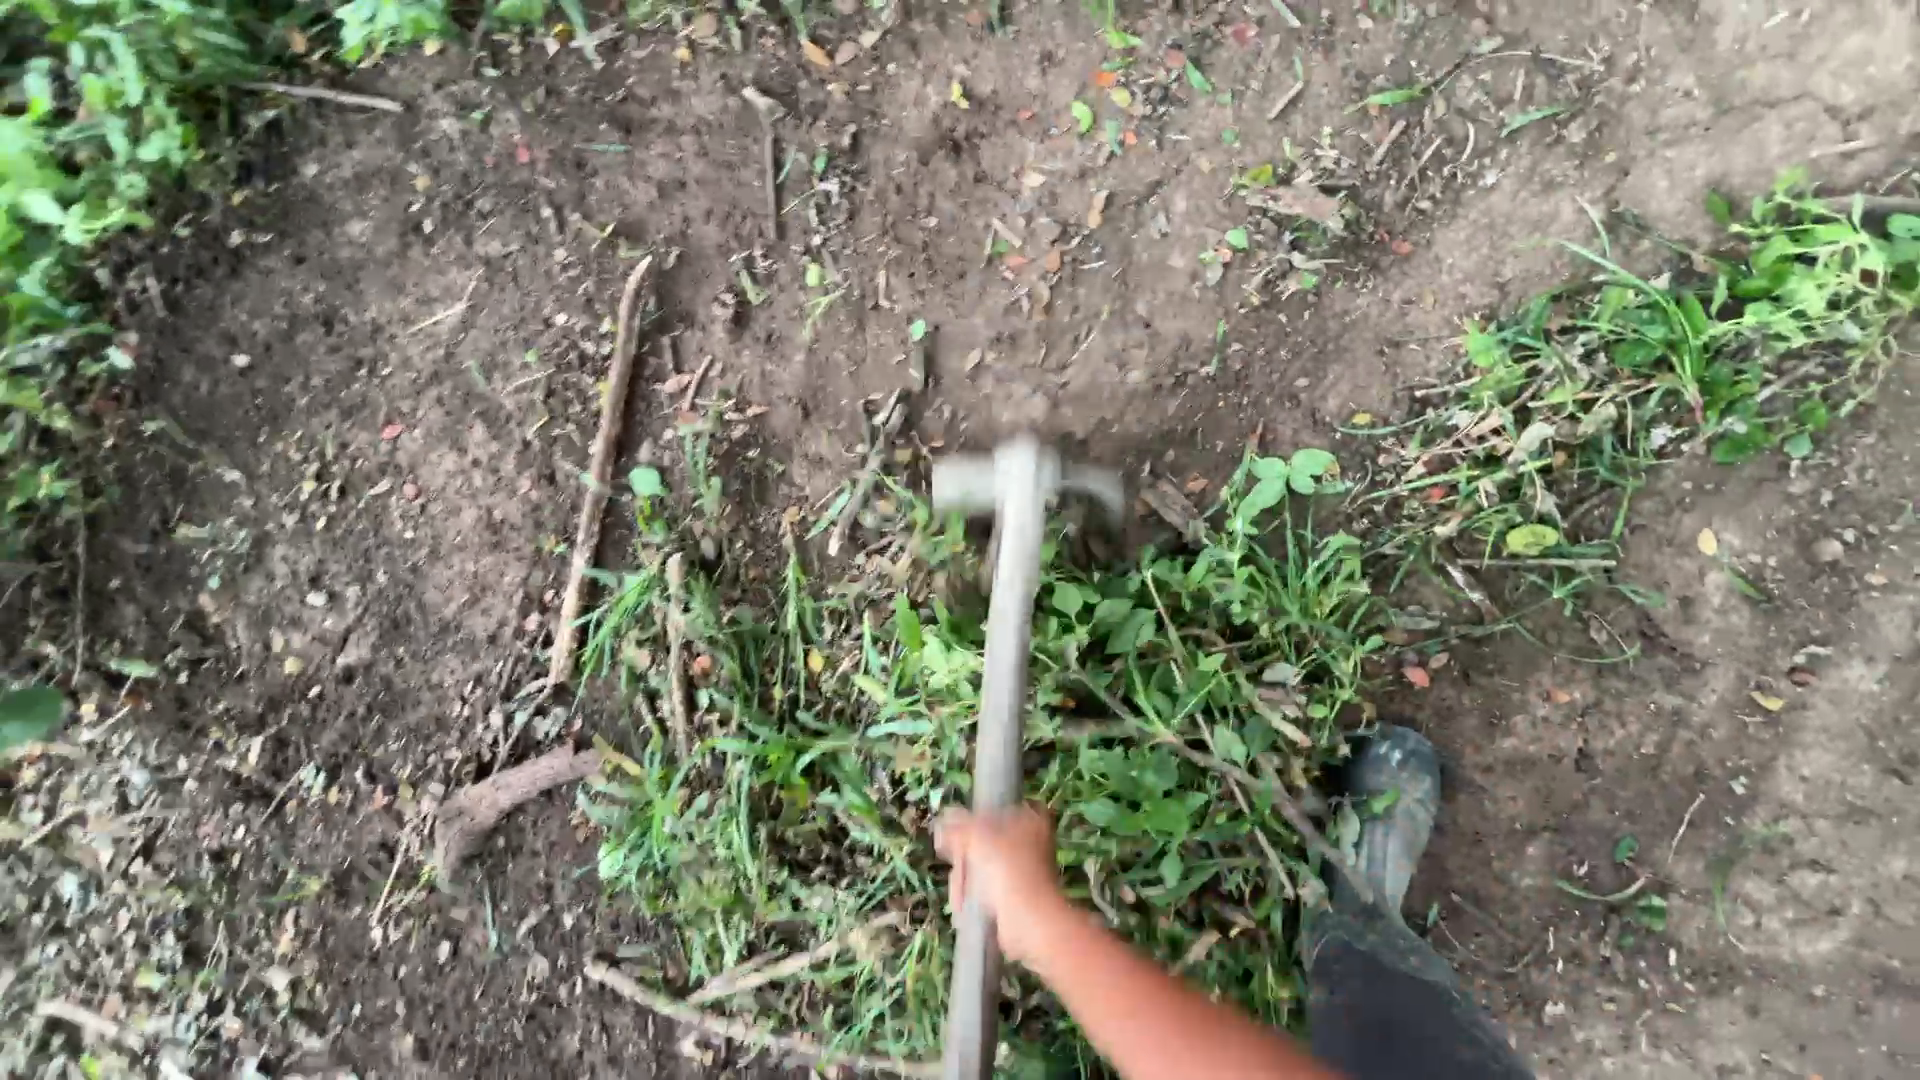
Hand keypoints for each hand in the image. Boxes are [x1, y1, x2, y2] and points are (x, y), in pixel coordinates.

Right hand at [934, 804, 1070, 964]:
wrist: (1028, 921)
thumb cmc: (1007, 868)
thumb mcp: (976, 836)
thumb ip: (958, 825)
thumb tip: (945, 818)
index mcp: (1030, 819)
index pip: (1001, 808)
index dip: (979, 815)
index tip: (962, 827)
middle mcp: (1029, 843)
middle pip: (985, 840)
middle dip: (964, 855)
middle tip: (957, 862)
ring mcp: (1021, 872)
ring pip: (981, 867)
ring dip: (964, 879)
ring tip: (962, 893)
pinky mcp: (1013, 898)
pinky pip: (984, 890)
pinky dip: (972, 897)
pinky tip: (964, 904)